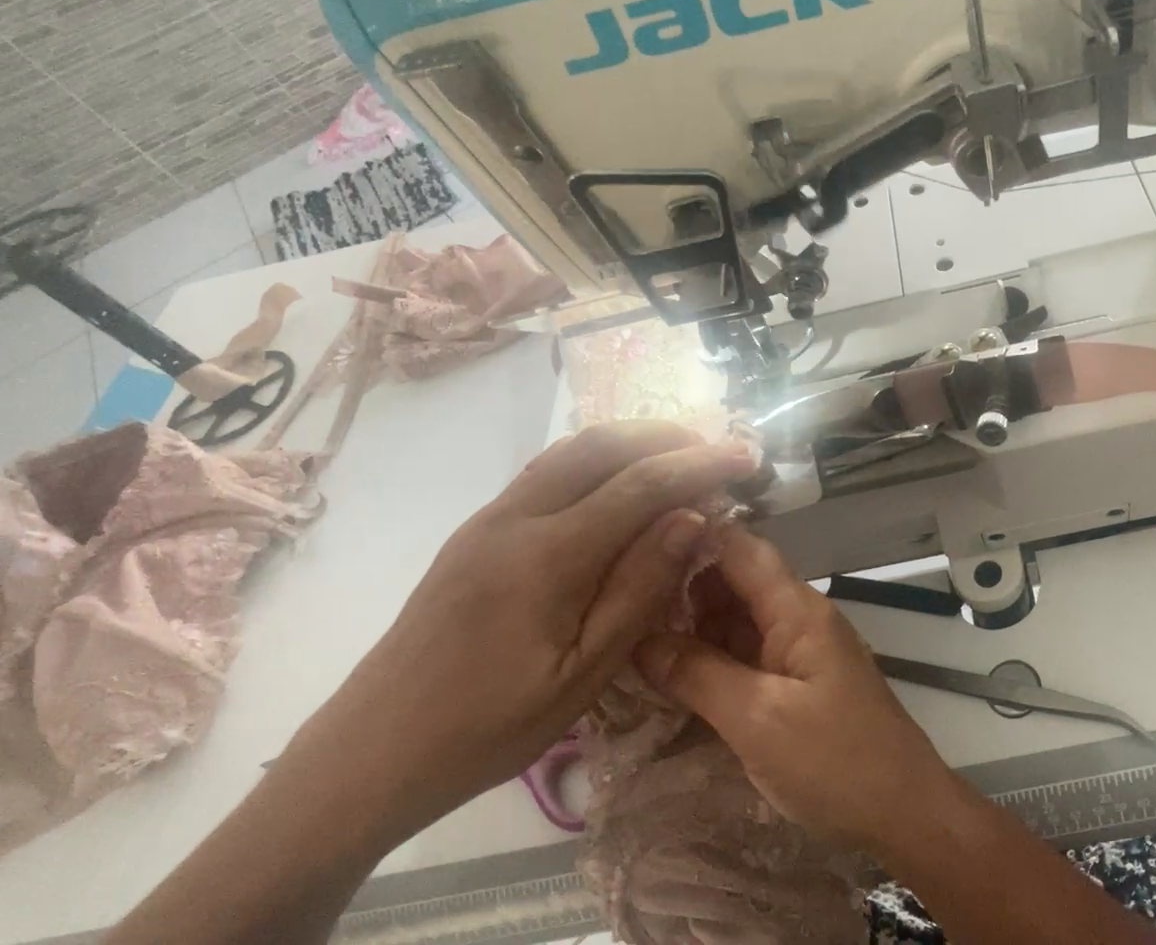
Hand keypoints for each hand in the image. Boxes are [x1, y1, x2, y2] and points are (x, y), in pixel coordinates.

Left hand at [282, 421, 756, 834]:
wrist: (370, 754)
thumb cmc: (487, 729)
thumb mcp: (583, 676)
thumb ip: (640, 591)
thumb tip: (692, 519)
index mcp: (545, 557)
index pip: (640, 485)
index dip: (700, 465)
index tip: (748, 458)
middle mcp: (514, 519)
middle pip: (601, 446)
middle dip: (668, 438)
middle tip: (719, 452)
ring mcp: (488, 521)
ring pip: (569, 450)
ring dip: (631, 441)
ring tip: (681, 457)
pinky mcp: (476, 534)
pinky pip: (547, 471)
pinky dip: (597, 459)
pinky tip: (620, 483)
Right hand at [636, 531, 958, 850]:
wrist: (902, 811)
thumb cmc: (835, 760)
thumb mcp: (758, 719)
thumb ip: (698, 675)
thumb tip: (637, 639)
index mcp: (797, 611)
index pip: (741, 550)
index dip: (691, 537)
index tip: (630, 538)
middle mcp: (797, 620)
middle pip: (733, 583)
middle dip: (679, 585)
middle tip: (611, 593)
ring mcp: (796, 653)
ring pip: (734, 621)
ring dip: (688, 624)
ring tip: (621, 627)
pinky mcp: (792, 686)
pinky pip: (743, 656)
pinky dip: (707, 658)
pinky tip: (662, 669)